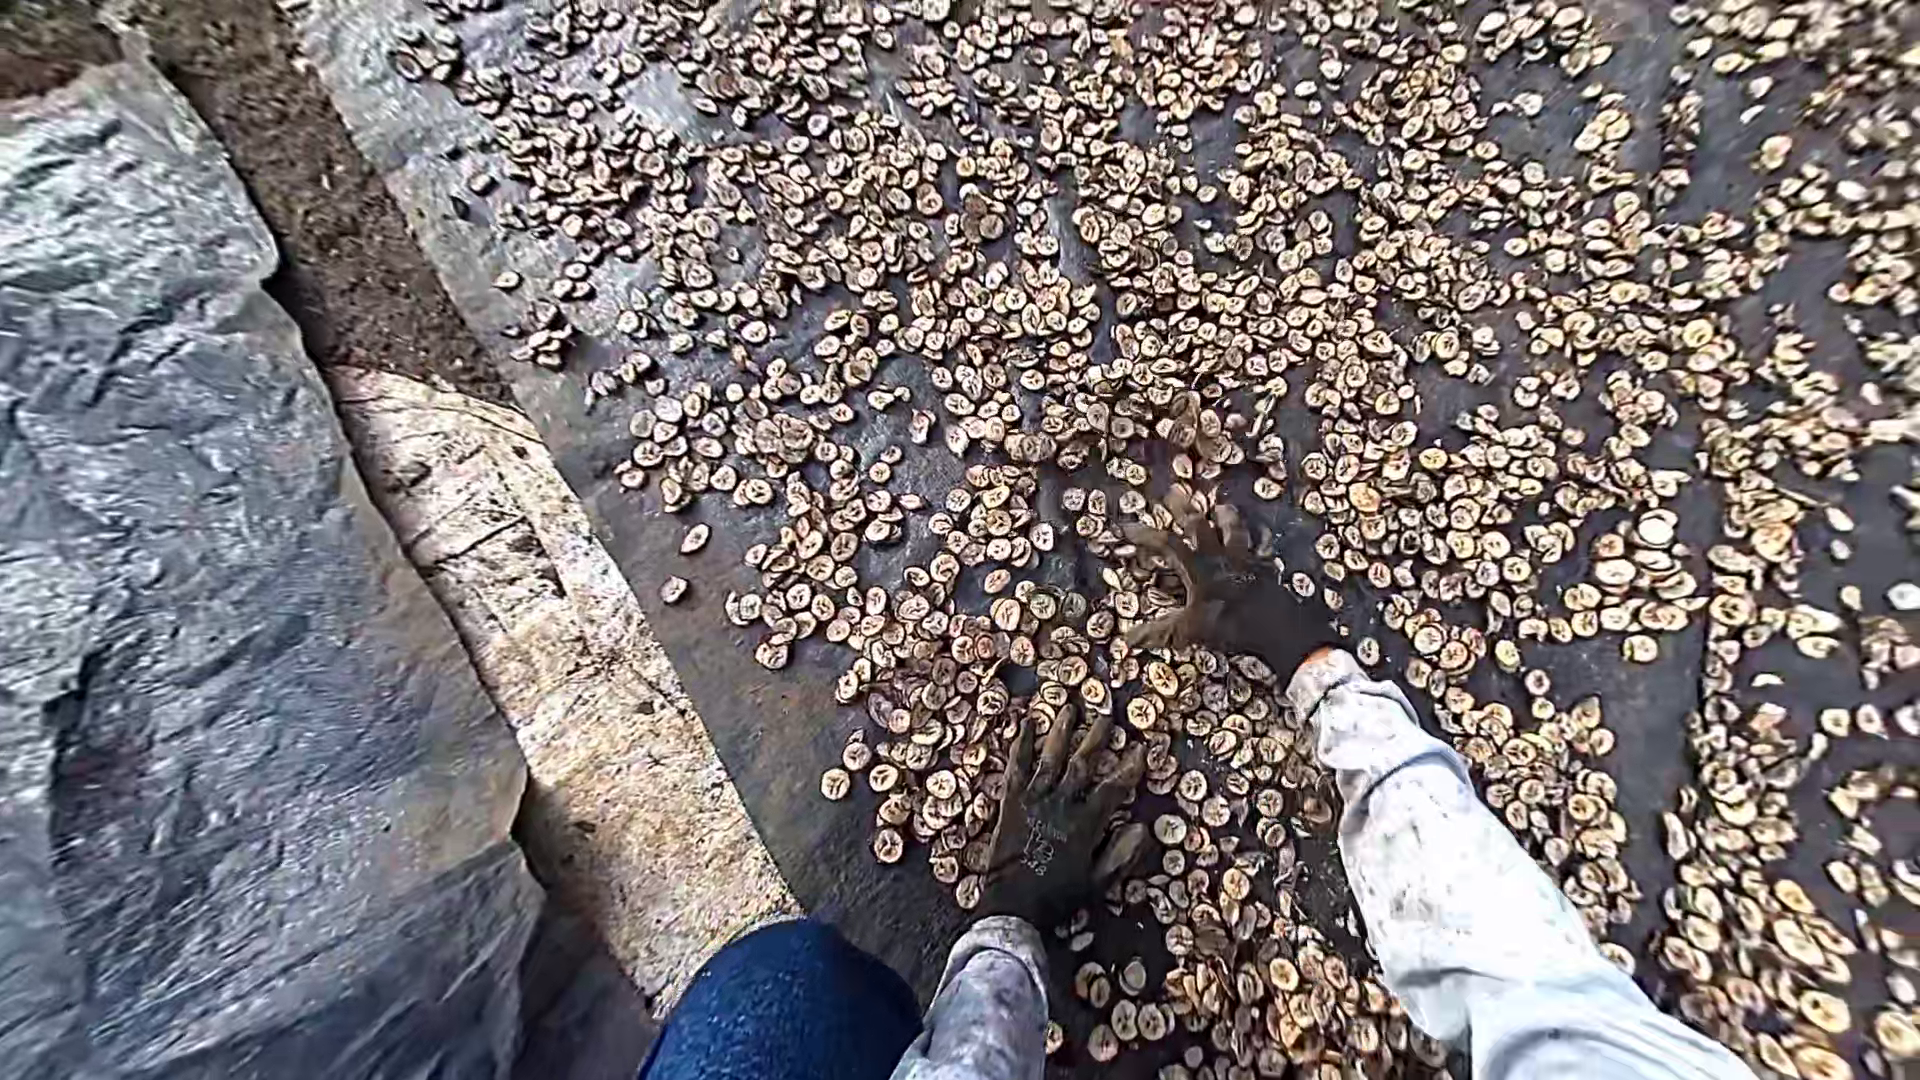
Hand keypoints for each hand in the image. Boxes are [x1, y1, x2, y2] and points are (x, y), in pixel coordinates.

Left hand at [984, 701, 1147, 927]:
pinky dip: (1022, 744)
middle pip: (1082, 763)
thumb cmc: (1058, 896)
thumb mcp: (1097, 883)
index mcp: (1084, 823)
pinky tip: (1026, 724)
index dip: (1129, 769)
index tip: (1141, 749)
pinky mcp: (1012, 798)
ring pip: (1051, 757)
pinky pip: (1017, 765)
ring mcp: (1034, 797)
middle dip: (1096, 738)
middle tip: (1106, 715)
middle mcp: (1061, 803)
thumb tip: (1143, 827)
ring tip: (1069, 707)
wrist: (1012, 904)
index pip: (1113, 789)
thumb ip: (1120, 855)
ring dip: (1061, 731)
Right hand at [1121, 488, 1332, 676]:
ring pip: (1234, 529)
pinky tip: (1260, 533)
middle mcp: (1221, 557)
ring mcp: (1246, 560)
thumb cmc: (1230, 627)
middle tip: (1173, 493)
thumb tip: (1127, 639)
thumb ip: (1158, 632)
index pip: (1167, 544)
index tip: (1129, 528)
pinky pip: (1263, 546)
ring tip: (1220, 507)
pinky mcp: (1266, 568)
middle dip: (1184, 508)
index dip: (1146, 534)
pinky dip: (1260, 538)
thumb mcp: (1188, 631)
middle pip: (1200, 525)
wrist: (1279, 630)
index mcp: (1198, 568)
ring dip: (1225, 517)